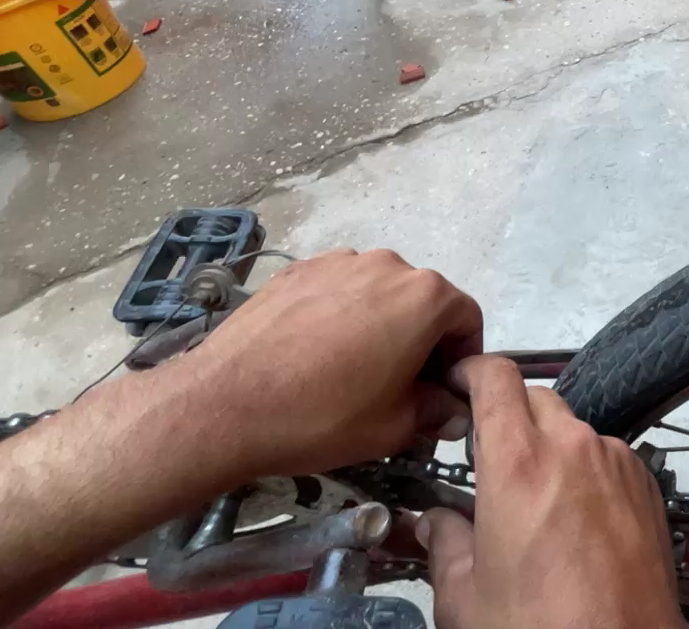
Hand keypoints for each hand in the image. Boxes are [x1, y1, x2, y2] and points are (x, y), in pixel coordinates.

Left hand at [166, 248, 482, 478]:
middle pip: (425, 301)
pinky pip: (339, 287)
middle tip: (397, 384)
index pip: (468, 318)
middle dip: (421, 339)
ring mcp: (342, 260)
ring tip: (348, 365)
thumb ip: (437, 411)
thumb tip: (455, 409)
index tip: (441, 390)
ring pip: (380, 292)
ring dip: (381, 322)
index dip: (462, 356)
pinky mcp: (300, 268)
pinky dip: (340, 311)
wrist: (220, 406)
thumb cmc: (322, 416)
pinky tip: (312, 350)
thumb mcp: (393, 427)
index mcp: (426, 297)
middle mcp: (392, 264)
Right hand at [418, 355, 687, 628]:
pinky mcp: (644, 479)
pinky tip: (578, 516)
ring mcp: (615, 458)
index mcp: (518, 463)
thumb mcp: (466, 600)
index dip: (473, 371)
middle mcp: (571, 445)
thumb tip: (435, 521)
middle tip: (490, 457)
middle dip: (508, 414)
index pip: (496, 379)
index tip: (458, 381)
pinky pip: (606, 453)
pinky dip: (585, 467)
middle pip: (534, 397)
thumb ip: (445, 544)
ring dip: (549, 444)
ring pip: (572, 426)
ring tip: (537, 500)